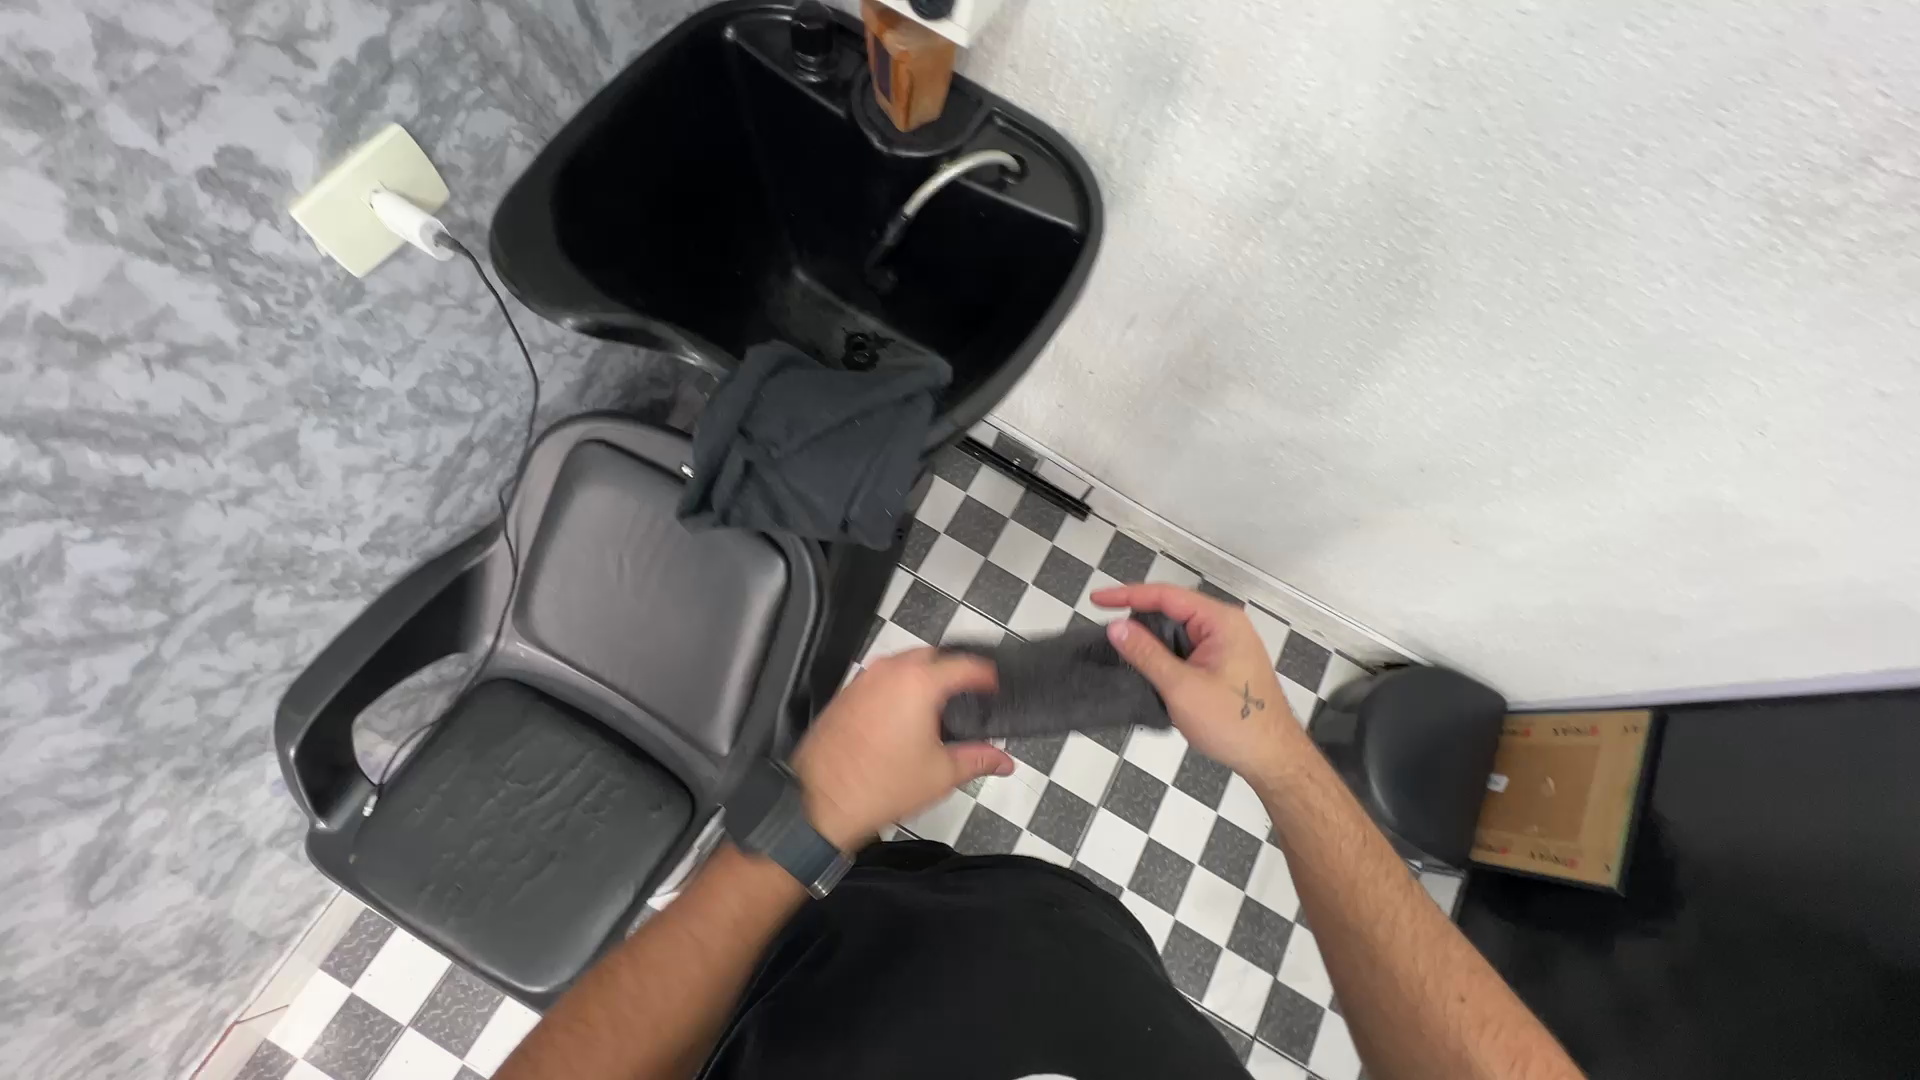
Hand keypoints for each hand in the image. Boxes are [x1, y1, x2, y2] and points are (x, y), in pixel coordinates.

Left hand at [790, 648, 1012, 849]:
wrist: (819, 802)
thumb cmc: (879, 786)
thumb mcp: (940, 774)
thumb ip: (977, 759)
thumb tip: (1002, 760)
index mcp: (919, 682)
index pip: (965, 665)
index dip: (987, 676)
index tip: (994, 687)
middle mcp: (890, 671)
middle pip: (933, 656)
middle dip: (953, 671)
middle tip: (969, 696)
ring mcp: (865, 679)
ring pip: (904, 664)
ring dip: (924, 676)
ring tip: (938, 707)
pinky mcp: (847, 693)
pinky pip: (881, 677)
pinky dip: (899, 686)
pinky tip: (905, 716)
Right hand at [1094, 584, 1303, 778]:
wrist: (1273, 759)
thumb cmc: (1233, 723)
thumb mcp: (1181, 687)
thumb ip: (1146, 653)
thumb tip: (1115, 627)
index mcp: (1221, 621)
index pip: (1166, 596)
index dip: (1127, 596)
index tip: (1096, 599)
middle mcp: (1226, 626)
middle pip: (1172, 609)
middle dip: (1138, 616)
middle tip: (1104, 627)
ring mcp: (1226, 645)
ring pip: (1177, 631)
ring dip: (1150, 639)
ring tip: (1118, 648)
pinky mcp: (1222, 664)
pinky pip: (1185, 648)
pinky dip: (1163, 654)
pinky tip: (1143, 665)